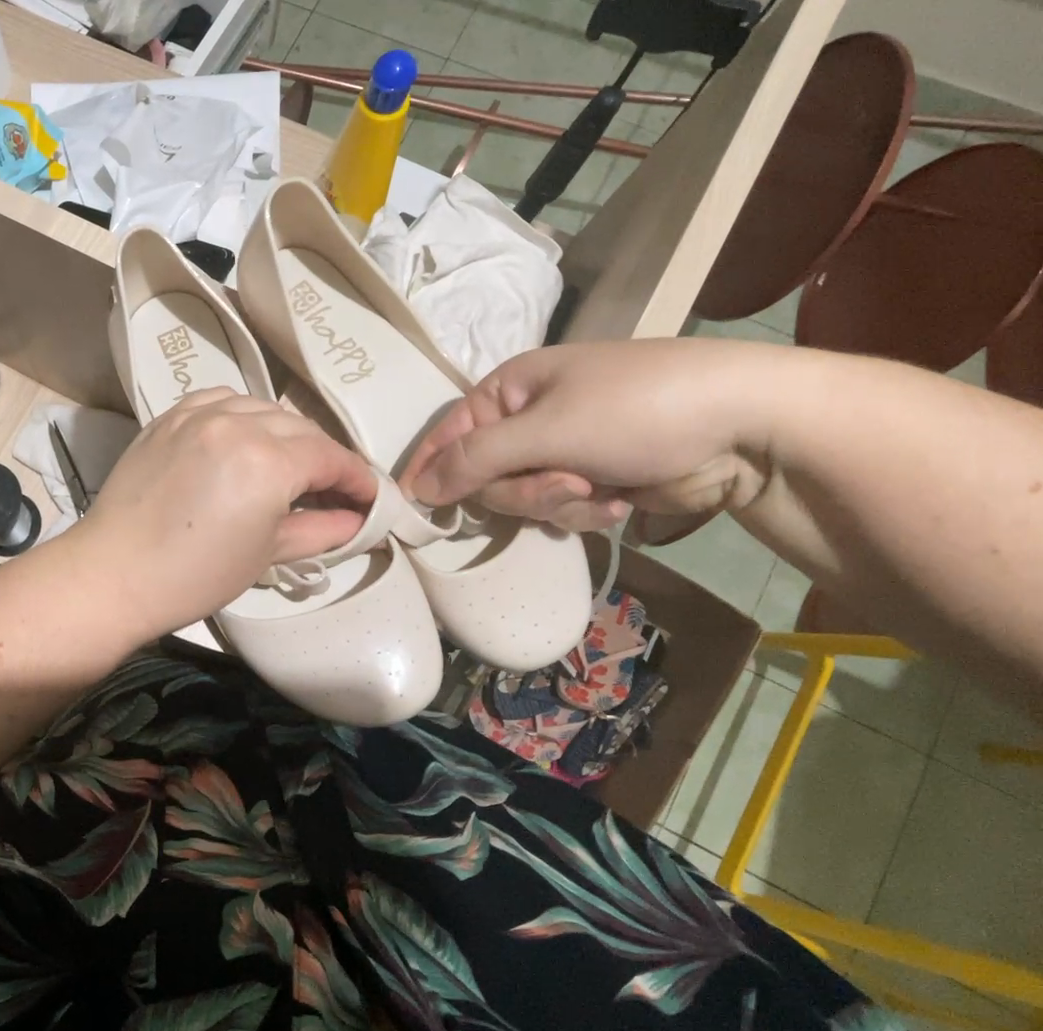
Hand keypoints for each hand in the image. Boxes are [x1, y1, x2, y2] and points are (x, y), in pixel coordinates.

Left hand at [66, 388, 377, 635]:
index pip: (329, 457)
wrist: (114, 573)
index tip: (368, 498)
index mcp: (268, 460)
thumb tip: (356, 520)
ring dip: (283, 433)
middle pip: (299, 428)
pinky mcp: (167, 418)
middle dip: (321, 458)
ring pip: (261, 408)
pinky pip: (219, 401)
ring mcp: (197, 414)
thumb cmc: (194, 576)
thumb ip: (319, 529)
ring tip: (285, 466)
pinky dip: (241, 416)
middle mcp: (236, 423)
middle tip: (328, 491)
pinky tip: (242, 439)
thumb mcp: (266, 555)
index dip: (355, 479)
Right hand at [399, 341, 780, 531]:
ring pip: (522, 499)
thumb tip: (415, 488)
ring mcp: (563, 451)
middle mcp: (530, 418)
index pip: (448, 434)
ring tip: (597, 490)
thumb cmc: (635, 410)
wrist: (747, 426)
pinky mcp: (595, 480)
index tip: (413, 508)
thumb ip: (472, 461)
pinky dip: (586, 512)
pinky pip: (560, 510)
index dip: (430, 470)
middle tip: (562, 485)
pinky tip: (620, 502)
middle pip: (486, 476)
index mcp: (511, 389)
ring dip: (556, 504)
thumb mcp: (544, 431)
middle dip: (522, 490)